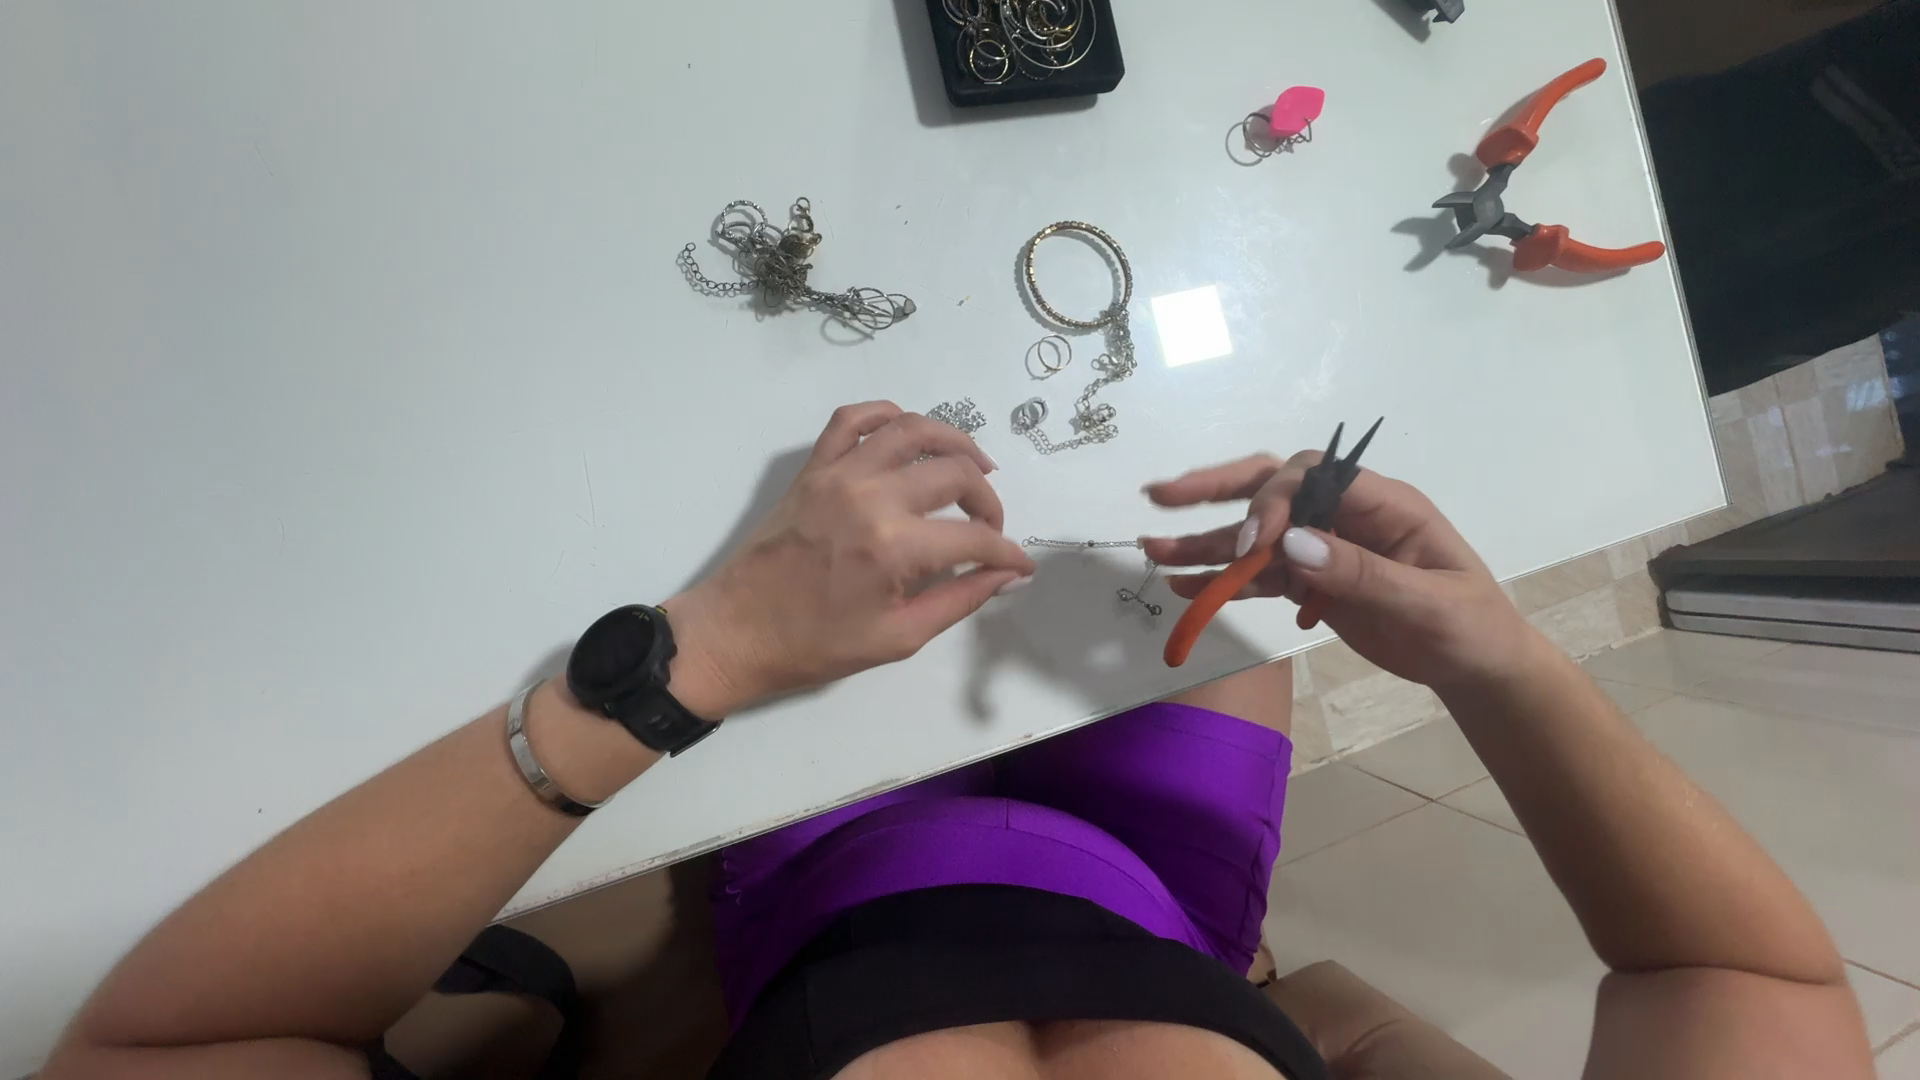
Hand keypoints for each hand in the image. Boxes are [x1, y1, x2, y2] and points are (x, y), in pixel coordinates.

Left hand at [666, 402, 1034, 713]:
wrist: (736, 632)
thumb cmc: (816, 646)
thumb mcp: (899, 638)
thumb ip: (961, 599)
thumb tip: (1008, 575)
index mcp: (893, 548)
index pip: (974, 538)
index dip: (1007, 552)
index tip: (1020, 565)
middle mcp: (871, 497)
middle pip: (954, 472)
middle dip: (987, 499)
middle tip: (989, 527)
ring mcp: (838, 474)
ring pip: (911, 430)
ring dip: (953, 442)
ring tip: (974, 465)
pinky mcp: (813, 468)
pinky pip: (853, 419)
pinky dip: (887, 415)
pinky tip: (908, 434)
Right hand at [1142, 452, 1542, 691]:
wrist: (1471, 664)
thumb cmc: (1467, 627)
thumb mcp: (1427, 602)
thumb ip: (1360, 572)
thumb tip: (1290, 544)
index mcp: (1379, 504)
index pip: (1312, 478)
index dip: (1274, 501)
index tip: (1254, 546)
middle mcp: (1340, 516)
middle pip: (1267, 486)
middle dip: (1213, 489)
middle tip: (1161, 495)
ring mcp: (1319, 548)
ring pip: (1251, 534)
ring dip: (1203, 541)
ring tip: (1154, 548)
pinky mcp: (1305, 581)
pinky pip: (1255, 576)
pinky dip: (1220, 581)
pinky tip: (1184, 586)